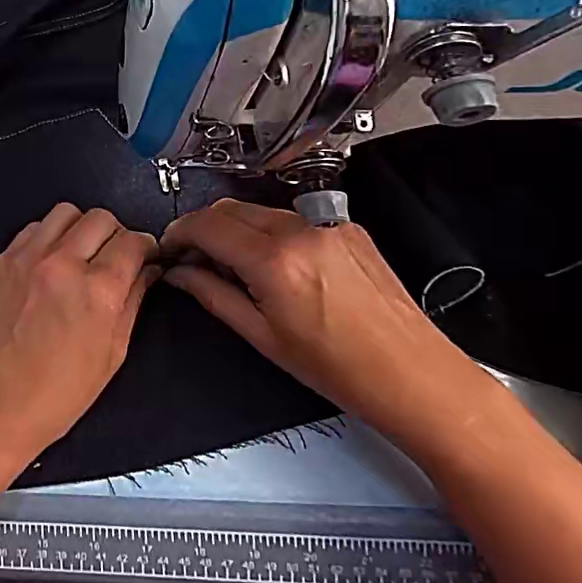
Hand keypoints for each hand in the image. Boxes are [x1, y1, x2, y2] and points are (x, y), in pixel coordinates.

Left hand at [0, 203, 159, 459]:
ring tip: (82, 255)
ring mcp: (30, 258)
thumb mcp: (113, 352)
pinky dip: (51, 237)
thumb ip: (134, 300)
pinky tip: (52, 263)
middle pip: (102, 218)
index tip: (145, 256)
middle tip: (114, 258)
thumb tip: (148, 269)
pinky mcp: (4, 260)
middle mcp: (64, 265)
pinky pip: (37, 227)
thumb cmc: (59, 392)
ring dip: (82, 229)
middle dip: (116, 235)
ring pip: (68, 212)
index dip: (145, 248)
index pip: (133, 241)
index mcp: (98, 291)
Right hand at [161, 199, 479, 439]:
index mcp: (275, 260)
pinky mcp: (346, 227)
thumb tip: (183, 274)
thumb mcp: (264, 338)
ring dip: (238, 230)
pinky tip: (277, 267)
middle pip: (231, 209)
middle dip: (205, 228)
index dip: (180, 233)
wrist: (410, 373)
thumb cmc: (342, 369)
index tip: (170, 247)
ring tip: (237, 270)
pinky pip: (295, 219)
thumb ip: (214, 296)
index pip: (208, 225)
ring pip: (262, 212)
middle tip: (194, 259)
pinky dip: (274, 234)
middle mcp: (301, 231)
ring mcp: (327, 224)